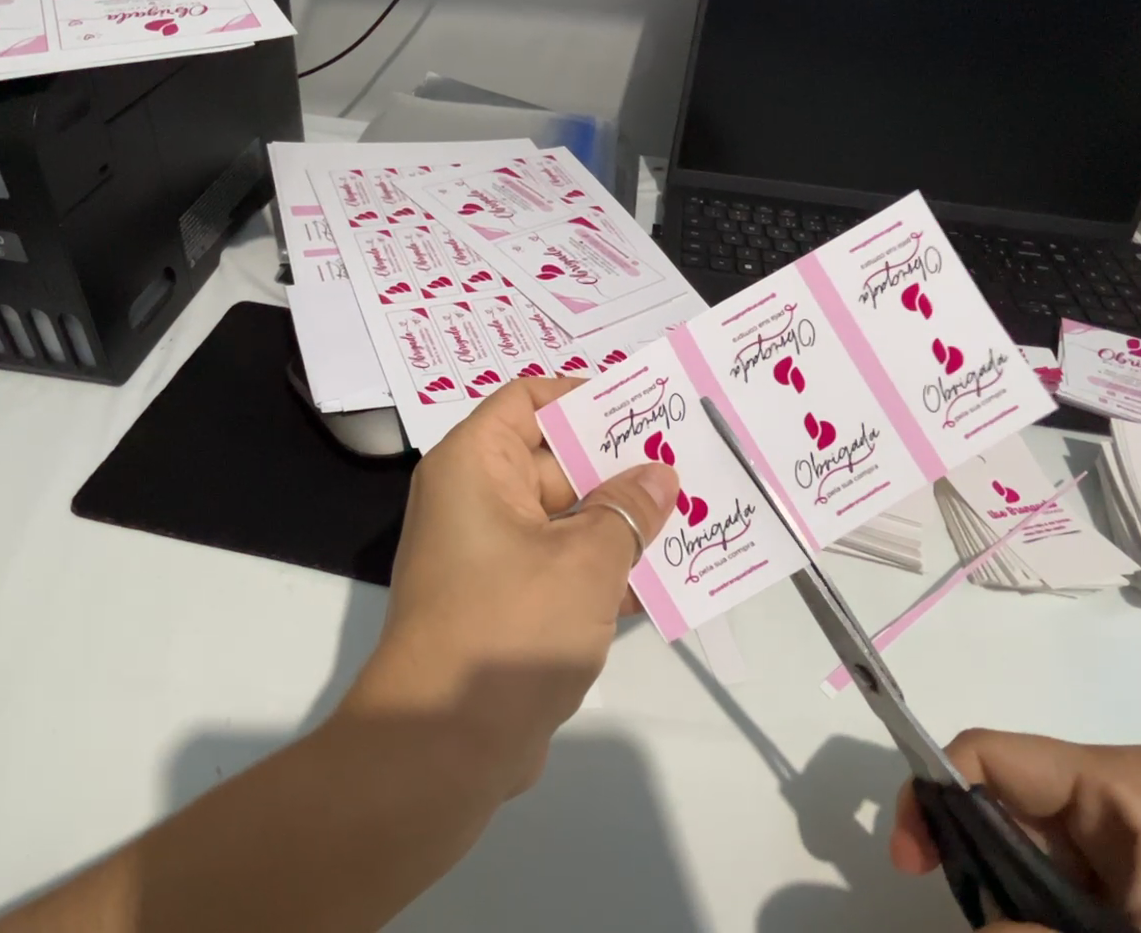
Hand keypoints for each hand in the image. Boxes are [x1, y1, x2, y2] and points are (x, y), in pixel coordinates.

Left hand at [339, 378, 678, 796]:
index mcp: (475, 466)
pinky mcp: (507, 602)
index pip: (527, 400)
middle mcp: (476, 500)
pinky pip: (561, 566)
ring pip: (565, 518)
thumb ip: (627, 511)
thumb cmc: (510, 626)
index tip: (643, 406)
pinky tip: (668, 579)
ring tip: (695, 513)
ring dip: (621, 521)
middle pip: (552, 459)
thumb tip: (658, 475)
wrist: (444, 744)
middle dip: (619, 463)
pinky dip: (605, 568)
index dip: (583, 397)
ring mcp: (491, 554)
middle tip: (689, 460)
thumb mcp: (584, 560)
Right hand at [888, 729, 1140, 932]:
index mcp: (1127, 781)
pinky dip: (1053, 907)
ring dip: (1020, 896)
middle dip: (980, 861)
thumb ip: (1035, 929)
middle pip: (1006, 803)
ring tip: (1035, 931)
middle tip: (993, 924)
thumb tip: (978, 925)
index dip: (933, 795)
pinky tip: (1064, 930)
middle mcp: (1128, 789)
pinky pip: (1074, 875)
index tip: (912, 867)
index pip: (989, 755)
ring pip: (1035, 846)